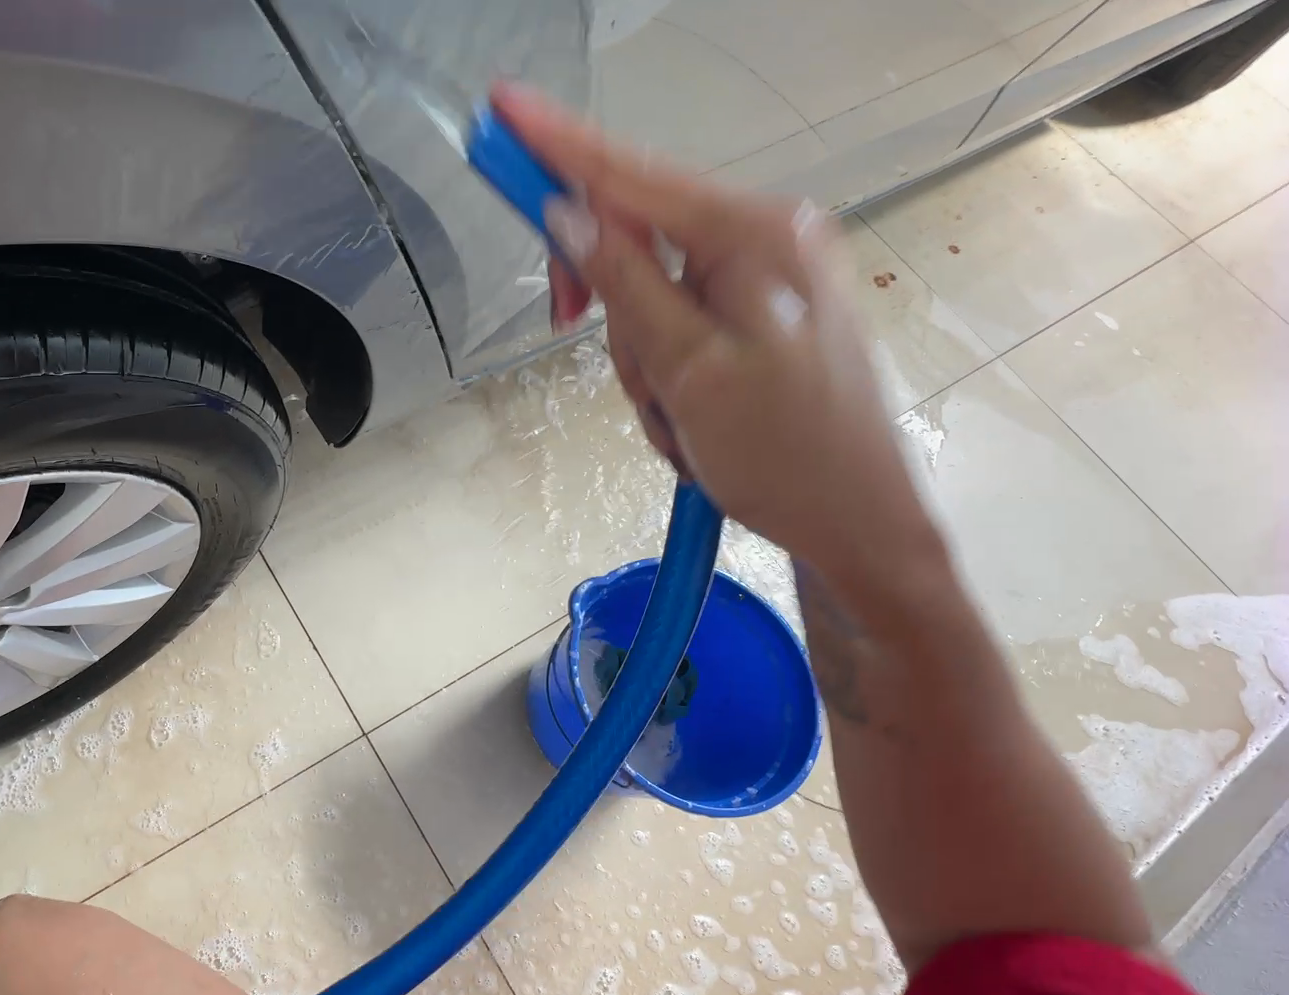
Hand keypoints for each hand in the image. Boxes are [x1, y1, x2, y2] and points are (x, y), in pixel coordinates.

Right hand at [498, 83, 940, 586]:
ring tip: (677, 416)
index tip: (500, 108)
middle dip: (610, 309)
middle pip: (635, 239)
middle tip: (618, 368)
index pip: (631, 176)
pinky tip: (689, 416)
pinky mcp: (757, 316)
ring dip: (640, 361)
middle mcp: (764, 237)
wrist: (857, 523)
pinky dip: (662, 371)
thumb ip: (625, 284)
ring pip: (646, 296)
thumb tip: (568, 216)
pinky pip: (674, 325)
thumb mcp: (688, 369)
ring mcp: (763, 277)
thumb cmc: (781, 453)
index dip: (558, 146)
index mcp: (754, 234)